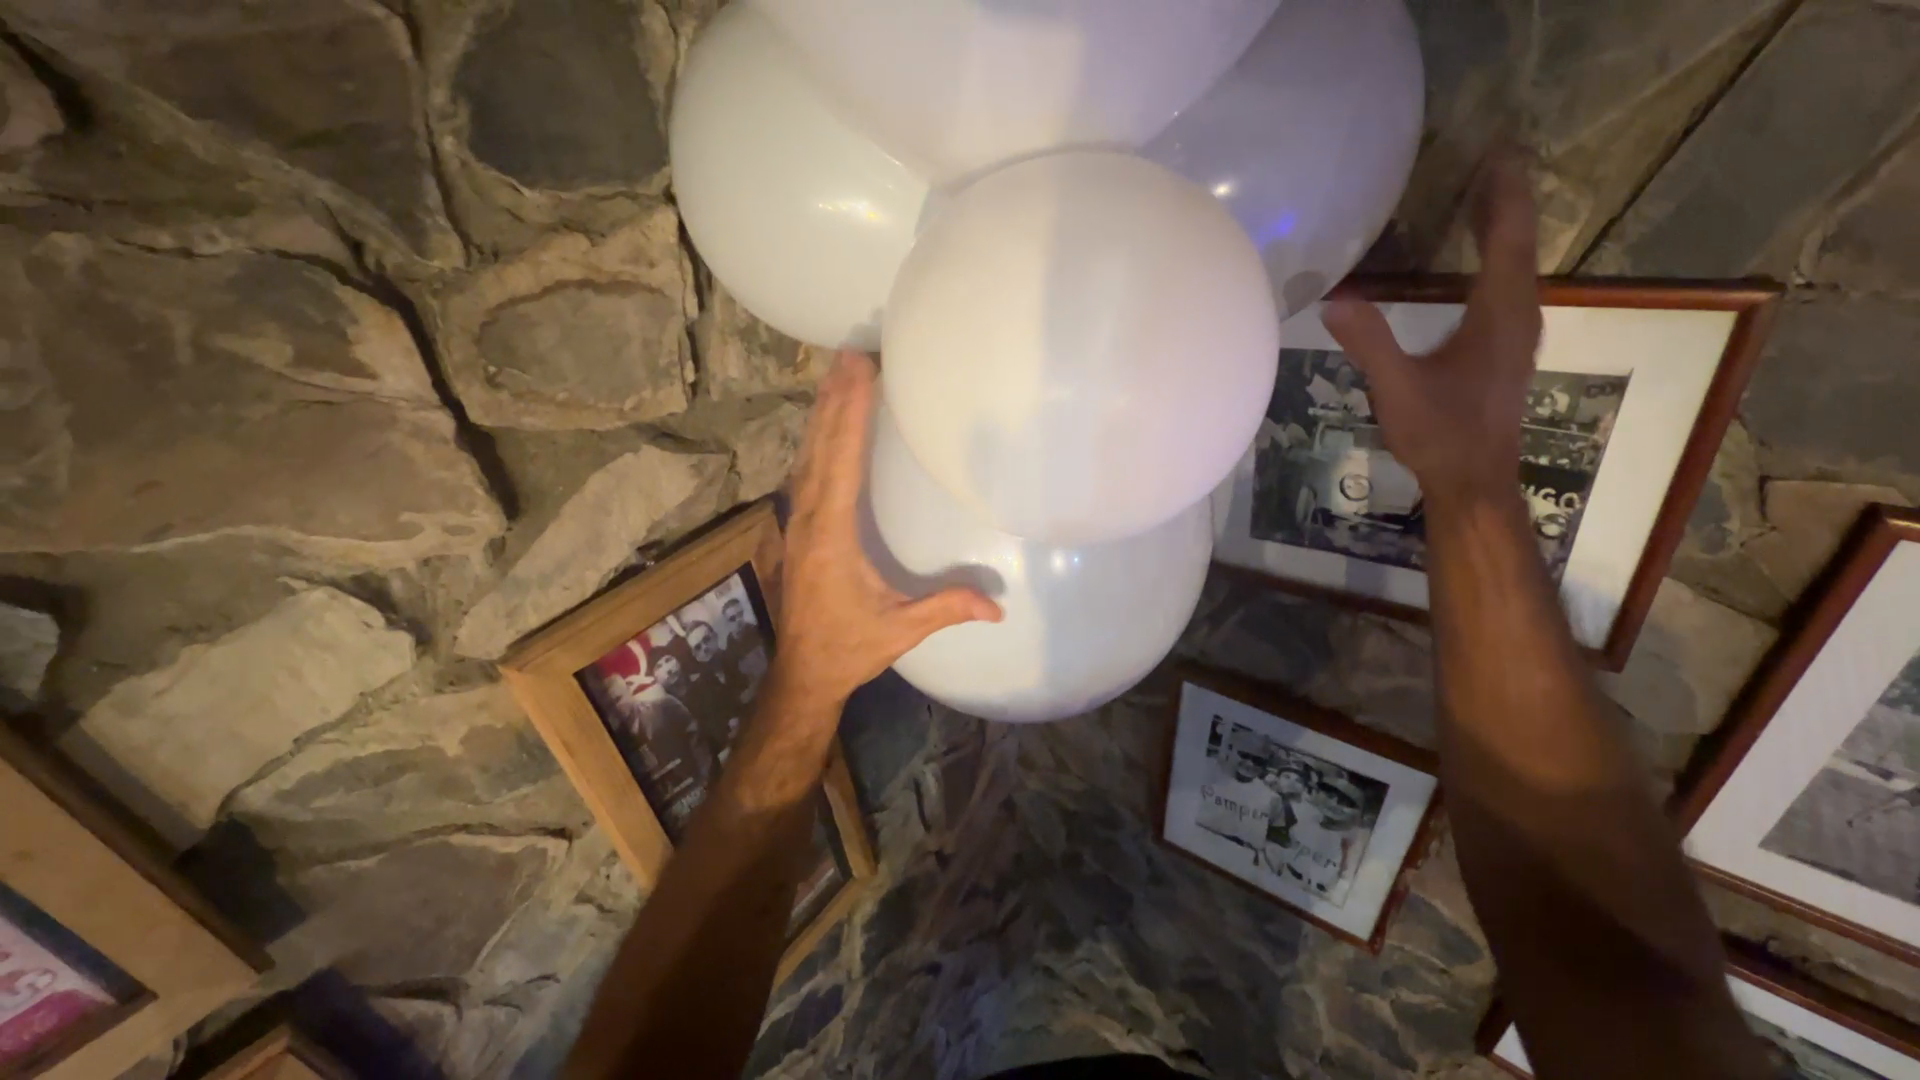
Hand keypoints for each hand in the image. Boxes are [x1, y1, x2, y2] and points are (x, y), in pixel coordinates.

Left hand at [771, 352, 1001, 707]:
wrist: (802, 672)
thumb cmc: (848, 649)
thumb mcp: (899, 630)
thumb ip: (945, 610)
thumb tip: (997, 606)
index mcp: (831, 536)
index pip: (841, 463)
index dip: (849, 416)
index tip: (858, 374)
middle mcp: (808, 520)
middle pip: (819, 448)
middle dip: (834, 399)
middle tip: (848, 354)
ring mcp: (797, 524)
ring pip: (807, 457)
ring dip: (822, 414)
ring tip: (835, 374)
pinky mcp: (798, 530)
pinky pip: (806, 473)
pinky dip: (816, 441)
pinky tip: (824, 425)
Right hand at [1322, 150, 1543, 503]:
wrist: (1474, 480)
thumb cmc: (1441, 434)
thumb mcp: (1398, 388)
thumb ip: (1370, 341)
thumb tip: (1334, 298)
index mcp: (1498, 314)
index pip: (1507, 237)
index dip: (1504, 192)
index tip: (1501, 149)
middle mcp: (1519, 314)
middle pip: (1520, 242)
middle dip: (1507, 199)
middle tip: (1493, 157)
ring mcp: (1517, 333)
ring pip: (1519, 264)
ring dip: (1505, 227)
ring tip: (1486, 195)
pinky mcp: (1507, 349)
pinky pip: (1510, 285)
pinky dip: (1499, 257)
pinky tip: (1479, 260)